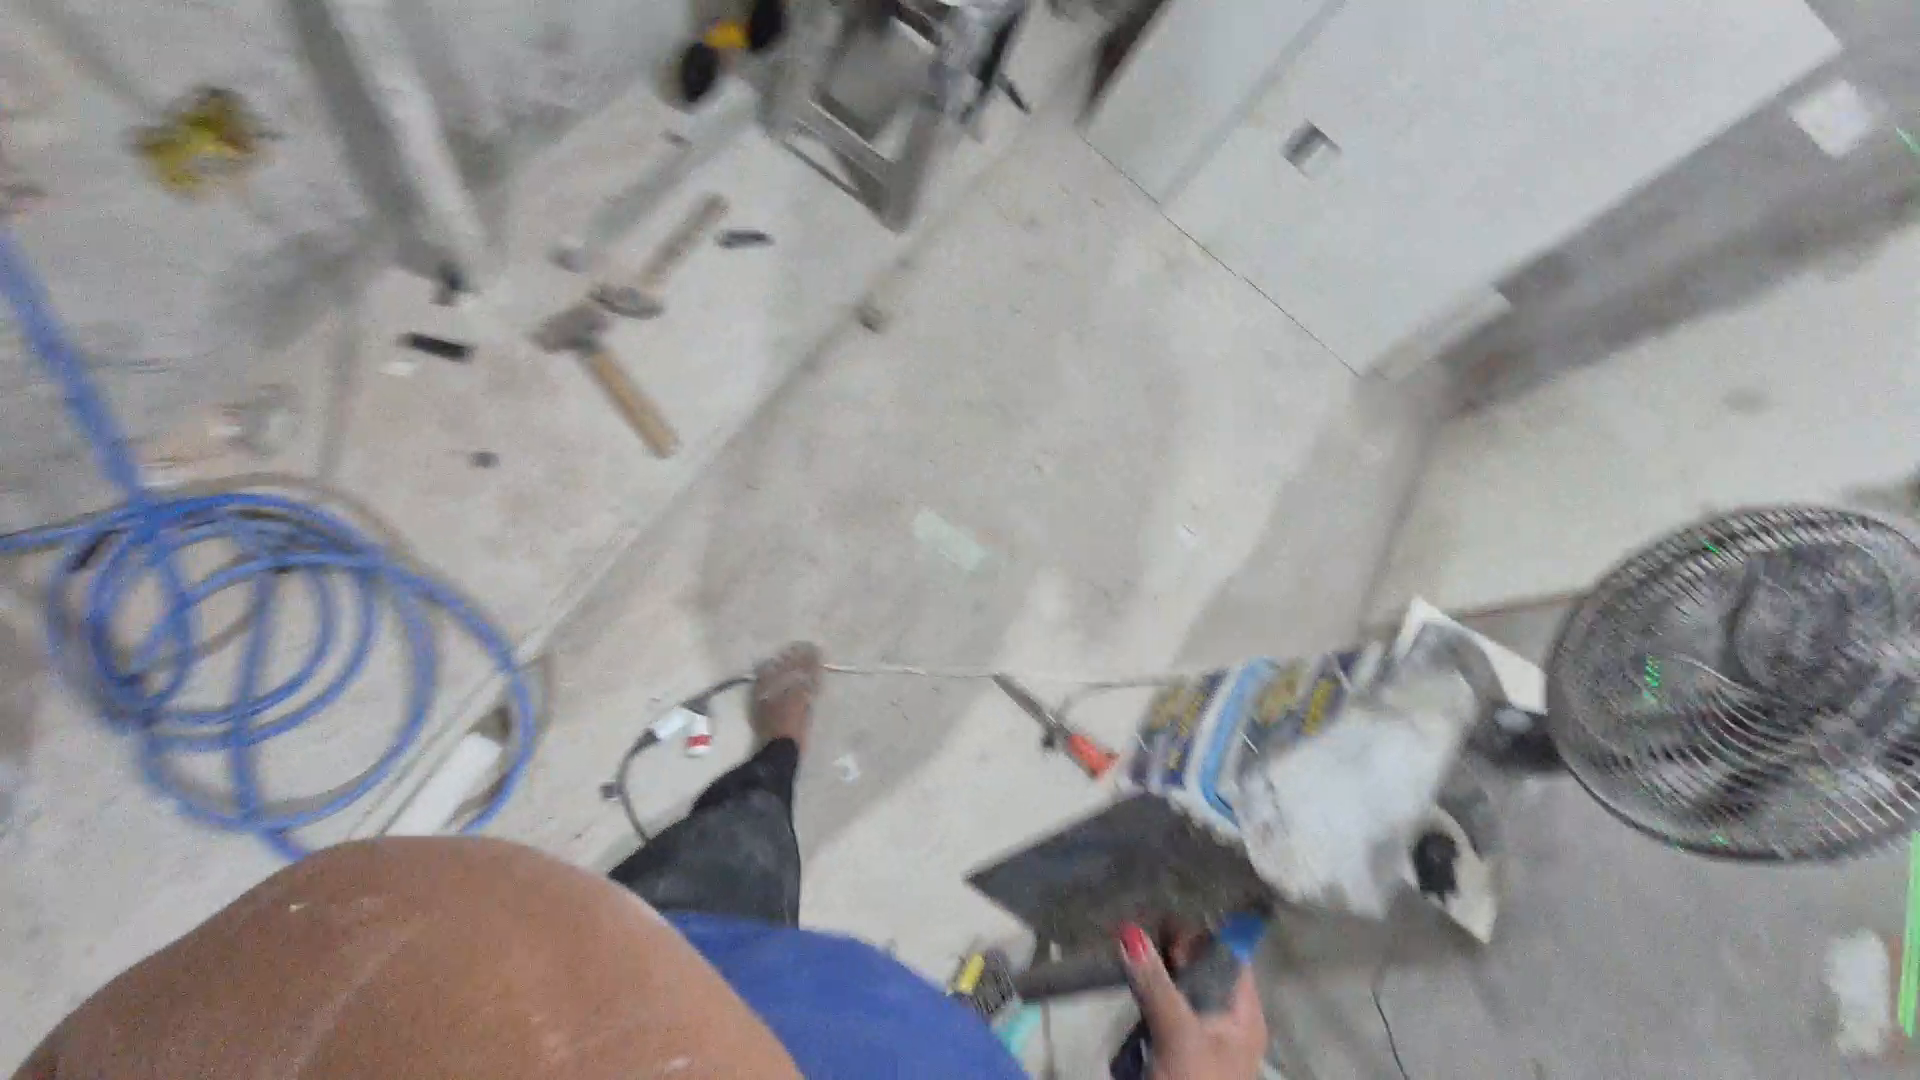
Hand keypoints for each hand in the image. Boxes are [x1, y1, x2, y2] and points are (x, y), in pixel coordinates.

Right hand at [1119, 923, 1267, 1079]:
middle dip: (1170, 950)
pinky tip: (1126, 980)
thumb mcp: (1177, 1034)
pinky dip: (1144, 997)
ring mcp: (1197, 1039)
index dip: (1202, 932)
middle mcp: (1224, 1023)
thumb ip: (1155, 983)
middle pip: (1200, 971)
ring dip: (1153, 973)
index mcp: (1244, 1017)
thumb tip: (1130, 931)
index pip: (1230, 957)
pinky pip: (1158, 1011)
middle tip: (1138, 929)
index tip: (1166, 912)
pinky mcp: (1171, 1052)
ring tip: (1127, 950)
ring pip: (1175, 989)